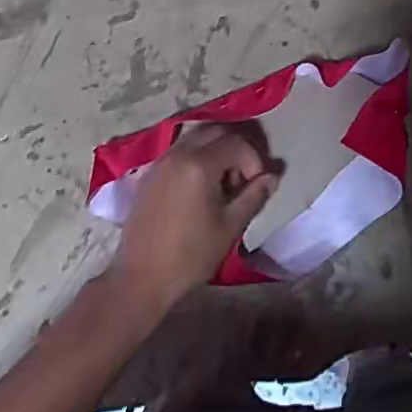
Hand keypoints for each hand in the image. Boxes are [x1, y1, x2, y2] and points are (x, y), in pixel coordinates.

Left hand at [109, 122, 278, 309]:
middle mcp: (178, 154)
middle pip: (216, 131)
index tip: (256, 186)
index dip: (254, 161)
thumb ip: (254, 195)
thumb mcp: (230, 226)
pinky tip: (201, 187)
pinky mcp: (150, 175)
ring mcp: (160, 162)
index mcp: (199, 164)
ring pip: (197, 138)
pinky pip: (180, 150)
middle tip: (243, 178)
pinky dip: (198, 157)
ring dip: (216, 150)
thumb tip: (272, 177)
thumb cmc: (190, 255)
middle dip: (237, 149)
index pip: (237, 143)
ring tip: (223, 182)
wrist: (140, 280)